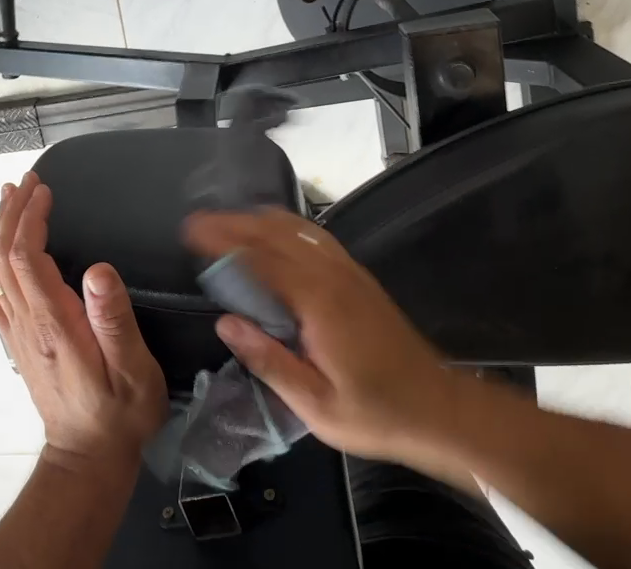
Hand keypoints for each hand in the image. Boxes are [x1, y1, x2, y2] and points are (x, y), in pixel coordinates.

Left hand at [0, 173, 166, 473]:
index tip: (45, 190)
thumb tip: (98, 269)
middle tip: (28, 180)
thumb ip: (113, 319)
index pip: (27, 256)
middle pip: (4, 256)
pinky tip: (3, 246)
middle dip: (13, 213)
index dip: (31, 218)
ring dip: (1, 229)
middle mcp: (26, 322)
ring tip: (12, 197)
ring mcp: (17, 332)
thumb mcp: (131, 368)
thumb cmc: (117, 412)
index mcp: (52, 322)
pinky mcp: (18, 341)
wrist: (86, 458)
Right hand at [183, 209, 474, 473]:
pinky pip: (314, 236)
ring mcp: (348, 271)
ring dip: (257, 219)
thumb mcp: (316, 404)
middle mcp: (333, 275)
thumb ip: (269, 361)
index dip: (223, 240)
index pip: (261, 257)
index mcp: (319, 302)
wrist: (439, 410)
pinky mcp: (358, 277)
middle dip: (234, 222)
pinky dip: (283, 225)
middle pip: (276, 232)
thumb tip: (226, 324)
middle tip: (197, 222)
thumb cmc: (375, 412)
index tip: (191, 232)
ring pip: (296, 228)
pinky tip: (270, 231)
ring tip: (224, 221)